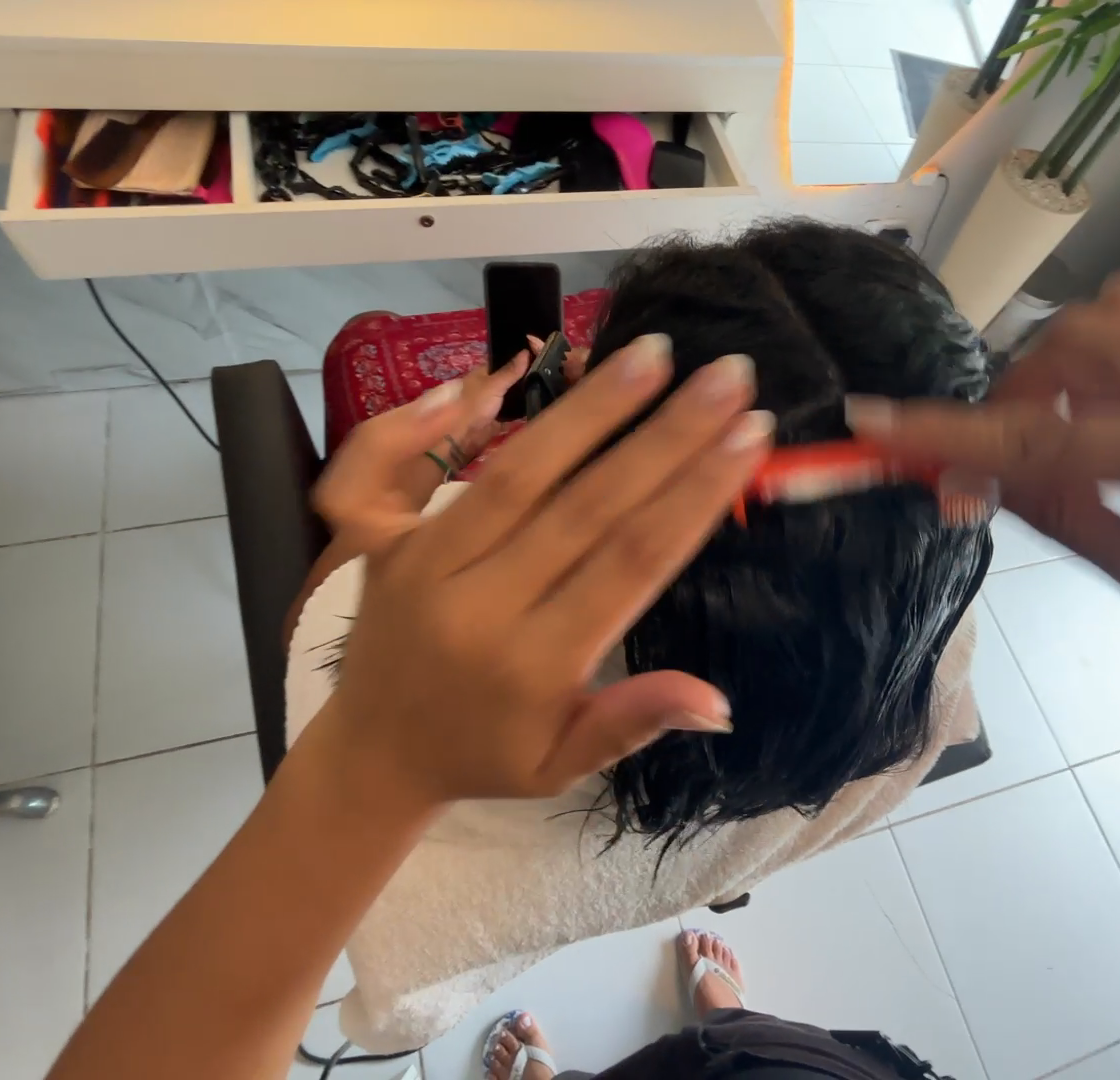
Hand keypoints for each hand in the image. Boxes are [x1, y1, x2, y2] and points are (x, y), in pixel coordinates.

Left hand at [293, 334, 773, 808]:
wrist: (372, 755)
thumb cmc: (483, 756)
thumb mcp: (562, 765)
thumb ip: (631, 721)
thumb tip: (718, 701)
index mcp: (533, 664)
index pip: (629, 562)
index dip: (692, 494)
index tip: (748, 437)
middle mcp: (478, 604)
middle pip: (584, 504)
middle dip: (665, 434)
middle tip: (726, 375)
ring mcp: (423, 565)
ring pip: (515, 474)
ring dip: (587, 408)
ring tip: (649, 354)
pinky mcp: (378, 541)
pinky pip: (392, 466)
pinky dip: (436, 417)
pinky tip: (491, 375)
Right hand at [845, 276, 1119, 654]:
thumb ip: (1054, 511)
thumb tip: (968, 477)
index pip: (1045, 439)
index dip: (948, 434)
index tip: (875, 422)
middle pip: (1067, 346)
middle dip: (1012, 400)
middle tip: (1002, 456)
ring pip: (1103, 315)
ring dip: (1054, 370)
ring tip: (1068, 428)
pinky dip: (1101, 353)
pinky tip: (1113, 402)